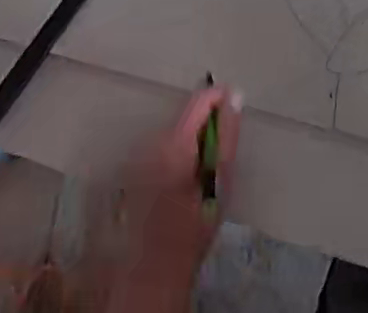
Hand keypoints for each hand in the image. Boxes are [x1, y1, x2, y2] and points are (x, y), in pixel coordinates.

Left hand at [104, 84, 242, 312]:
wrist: (154, 270)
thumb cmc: (192, 230)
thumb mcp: (219, 184)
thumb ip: (227, 137)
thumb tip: (234, 97)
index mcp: (174, 142)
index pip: (199, 101)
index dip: (219, 98)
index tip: (234, 104)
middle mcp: (151, 140)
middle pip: (186, 117)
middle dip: (206, 128)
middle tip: (219, 158)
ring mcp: (139, 152)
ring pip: (175, 132)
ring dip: (192, 143)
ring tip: (201, 175)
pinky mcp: (133, 165)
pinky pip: (163, 147)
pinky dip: (177, 155)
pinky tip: (182, 183)